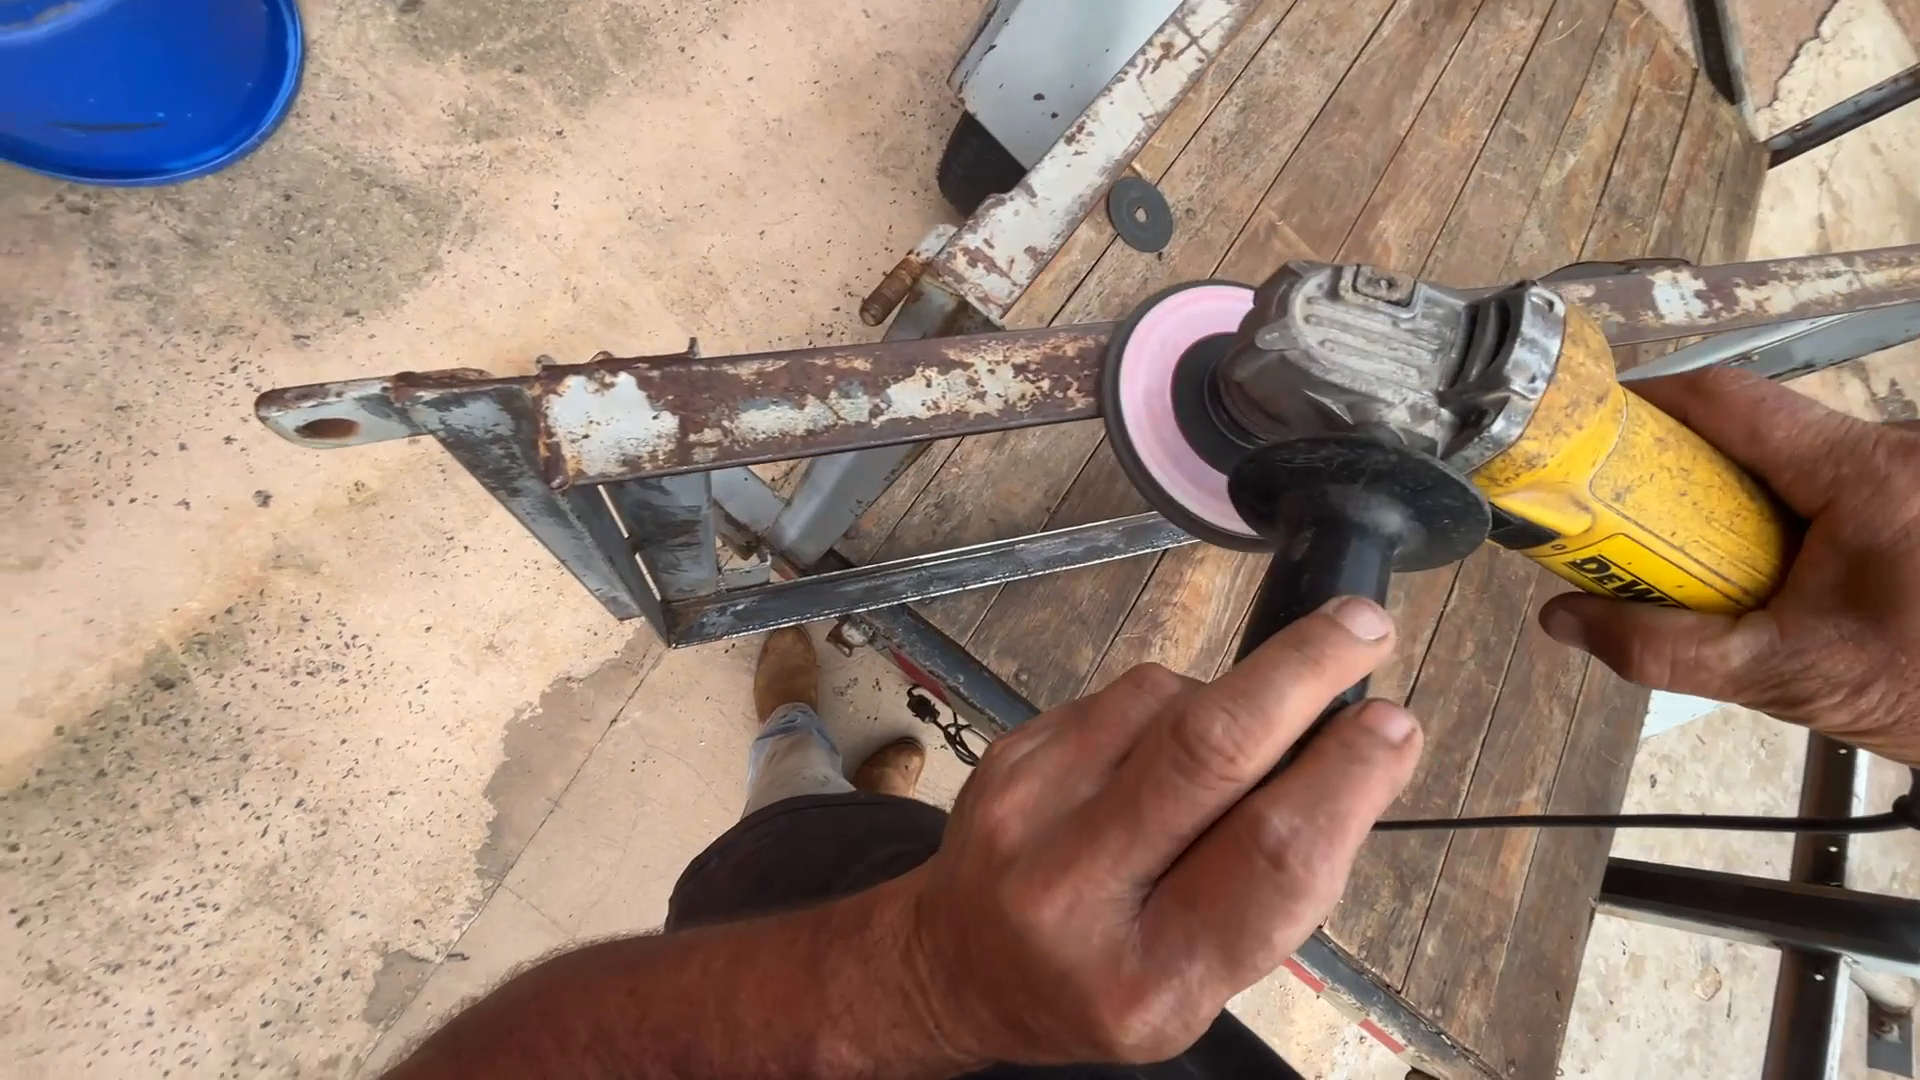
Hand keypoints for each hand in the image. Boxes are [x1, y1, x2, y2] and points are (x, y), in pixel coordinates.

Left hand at [882, 597, 1421, 1065]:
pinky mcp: (1012, 751)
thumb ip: (1265, 886)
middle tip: (1362, 629)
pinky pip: (1119, 695)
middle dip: (1297, 674)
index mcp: (1149, 975)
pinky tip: (1172, 731)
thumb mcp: (1195, 984)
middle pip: (1205, 750)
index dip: (1344, 780)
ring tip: (1250, 721)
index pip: (1266, 860)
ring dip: (1233, 690)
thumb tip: (1343, 757)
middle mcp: (1075, 884)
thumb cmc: (1096, 978)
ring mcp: (1027, 804)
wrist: (959, 958)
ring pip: (1162, 702)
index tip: (1394, 725)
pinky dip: (1173, 697)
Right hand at [1539, 366, 1919, 764]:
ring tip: (1678, 551)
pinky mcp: (1919, 493)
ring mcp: (1912, 470)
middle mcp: (1900, 450)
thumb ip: (1663, 649)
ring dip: (1714, 494)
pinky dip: (1759, 511)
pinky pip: (1815, 478)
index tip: (1584, 433)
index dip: (1644, 403)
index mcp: (1869, 473)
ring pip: (1780, 455)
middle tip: (1616, 516)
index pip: (1729, 399)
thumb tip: (1561, 618)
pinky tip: (1749, 562)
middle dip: (1670, 467)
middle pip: (1747, 430)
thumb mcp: (1782, 674)